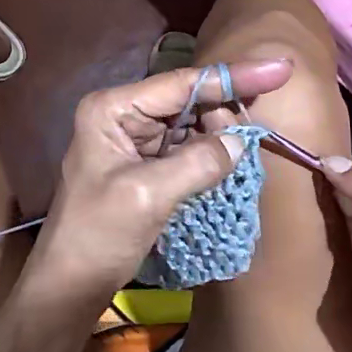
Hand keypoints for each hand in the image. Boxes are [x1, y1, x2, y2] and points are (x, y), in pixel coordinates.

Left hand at [27, 60, 293, 304]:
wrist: (70, 284)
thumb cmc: (98, 235)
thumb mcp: (148, 194)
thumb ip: (198, 162)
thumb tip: (240, 140)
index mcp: (113, 109)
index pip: (182, 83)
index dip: (233, 76)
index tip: (281, 68)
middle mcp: (123, 116)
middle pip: (189, 100)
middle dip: (225, 112)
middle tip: (253, 138)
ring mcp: (134, 141)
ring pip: (192, 125)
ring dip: (221, 137)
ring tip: (243, 156)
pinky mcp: (145, 166)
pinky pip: (188, 150)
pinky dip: (212, 156)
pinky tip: (231, 164)